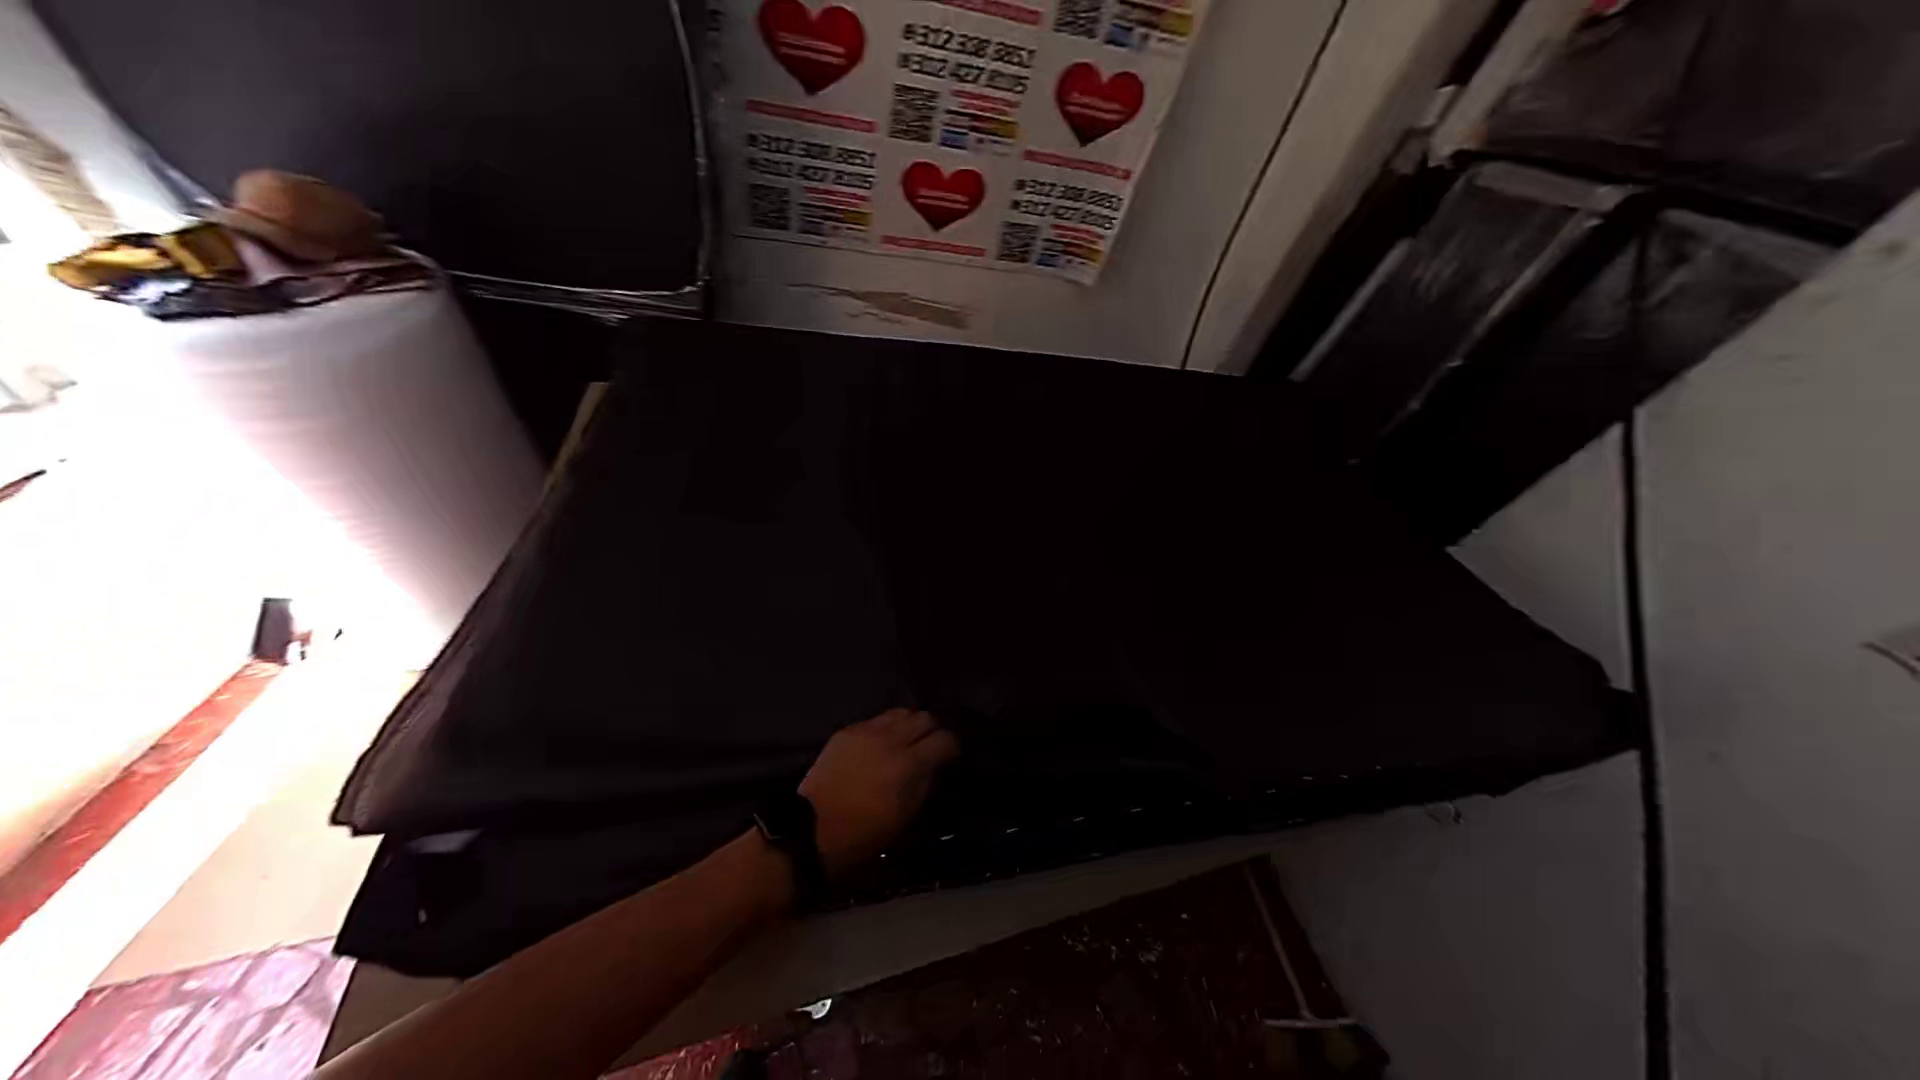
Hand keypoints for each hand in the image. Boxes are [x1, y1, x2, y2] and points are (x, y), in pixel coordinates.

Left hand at [800, 709, 959, 878]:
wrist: (810, 832)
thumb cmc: (863, 835)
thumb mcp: (905, 819)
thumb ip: (926, 784)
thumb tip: (938, 765)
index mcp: (908, 765)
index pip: (945, 739)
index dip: (952, 748)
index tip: (949, 759)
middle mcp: (889, 740)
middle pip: (925, 717)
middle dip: (933, 731)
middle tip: (930, 749)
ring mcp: (865, 732)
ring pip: (901, 712)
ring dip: (910, 725)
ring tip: (906, 743)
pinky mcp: (846, 731)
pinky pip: (876, 719)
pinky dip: (886, 728)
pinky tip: (881, 746)